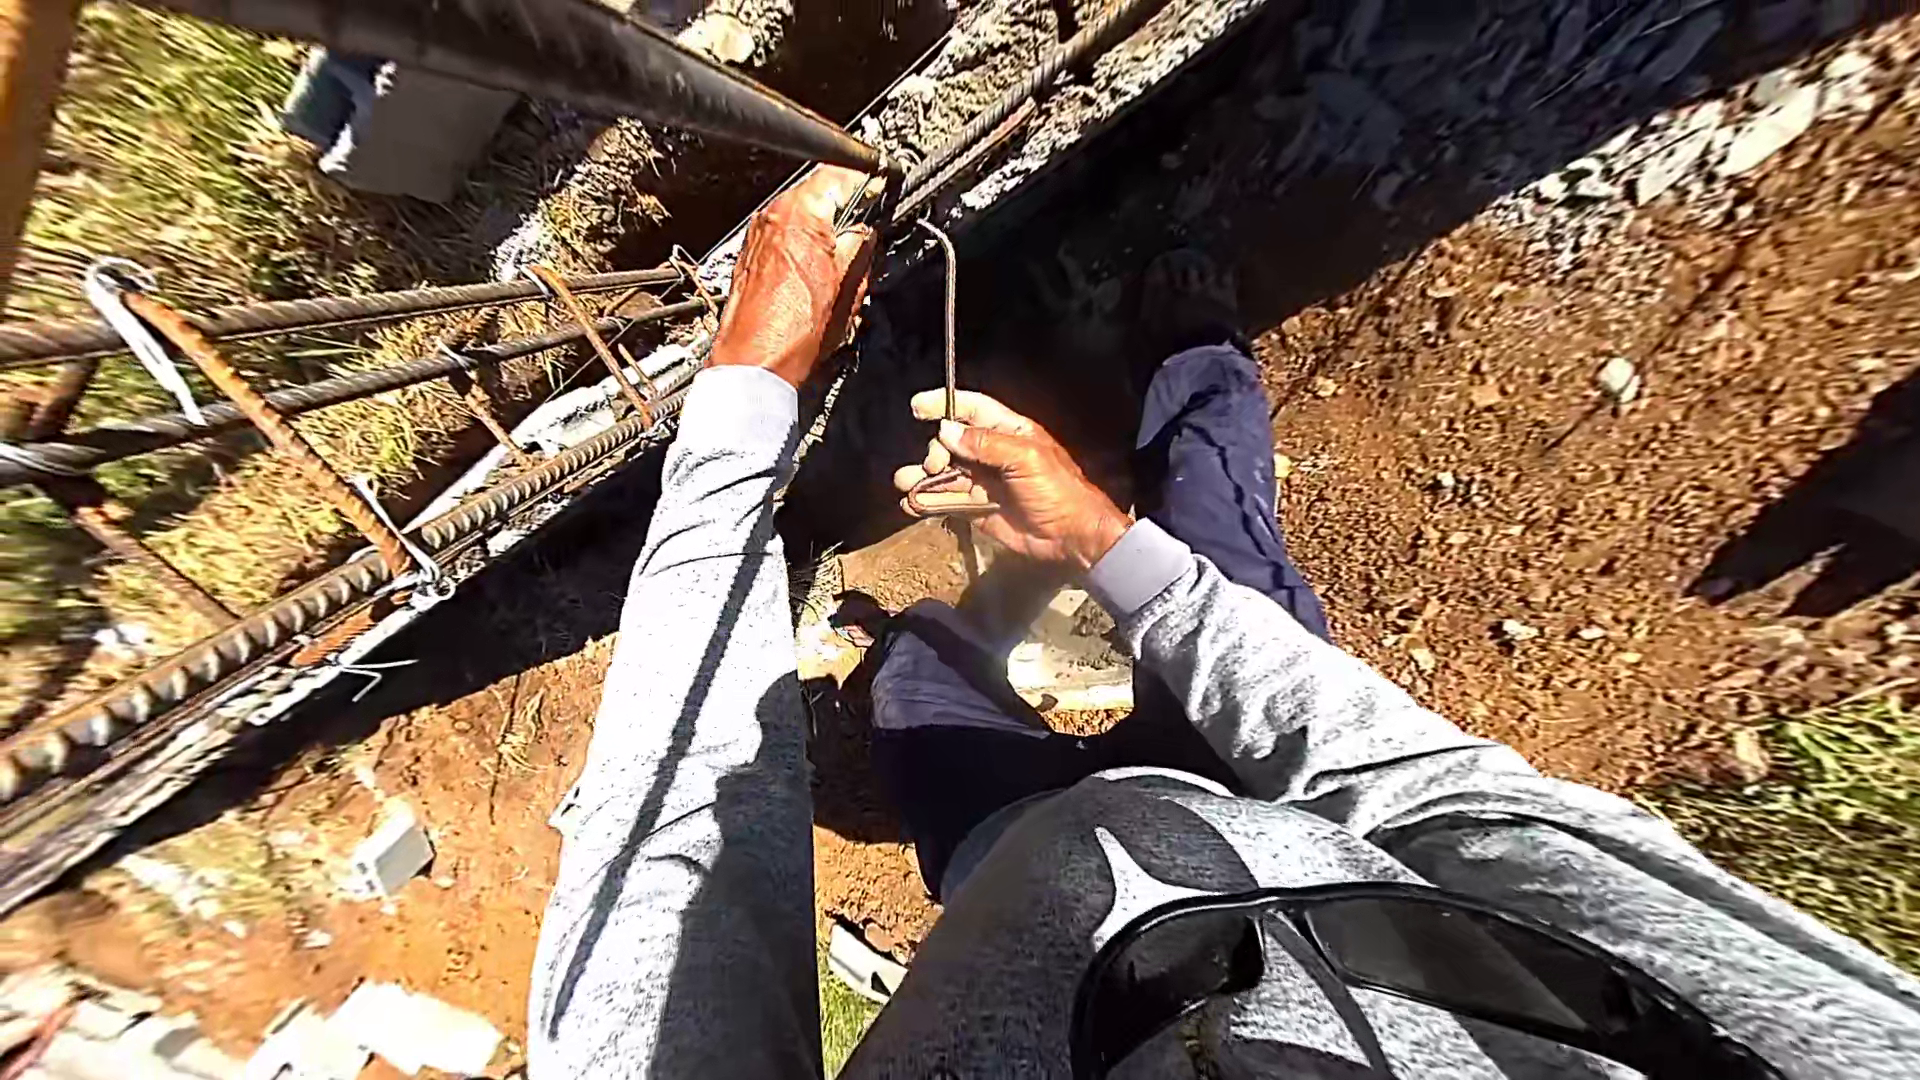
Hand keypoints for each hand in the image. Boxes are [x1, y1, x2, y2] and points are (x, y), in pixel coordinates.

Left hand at [708, 165, 878, 385]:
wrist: (756, 362)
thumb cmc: (793, 332)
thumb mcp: (850, 285)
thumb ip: (863, 245)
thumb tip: (869, 230)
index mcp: (800, 211)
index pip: (842, 171)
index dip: (870, 179)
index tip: (883, 187)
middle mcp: (773, 215)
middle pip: (821, 195)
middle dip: (848, 214)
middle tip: (868, 239)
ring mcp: (759, 236)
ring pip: (805, 220)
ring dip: (828, 236)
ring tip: (842, 270)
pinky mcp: (753, 257)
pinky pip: (788, 241)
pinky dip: (808, 252)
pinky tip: (818, 283)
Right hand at [893, 390, 1130, 569]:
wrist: (1070, 537)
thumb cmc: (1059, 491)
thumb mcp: (1027, 459)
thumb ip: (986, 444)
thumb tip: (947, 431)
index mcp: (1009, 432)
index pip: (971, 409)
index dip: (944, 404)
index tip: (918, 407)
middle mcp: (992, 454)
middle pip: (951, 442)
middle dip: (935, 450)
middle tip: (934, 464)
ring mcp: (983, 482)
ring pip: (944, 474)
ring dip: (921, 477)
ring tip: (904, 483)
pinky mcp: (976, 508)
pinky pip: (946, 501)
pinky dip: (927, 502)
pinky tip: (911, 504)